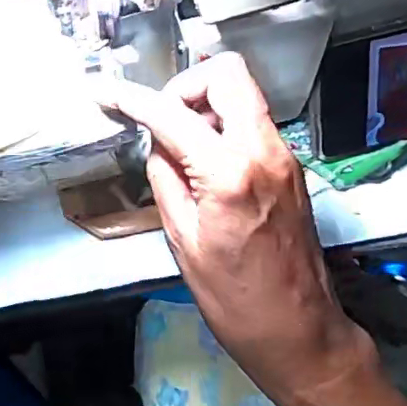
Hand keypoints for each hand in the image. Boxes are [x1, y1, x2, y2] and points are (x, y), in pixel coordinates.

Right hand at [100, 53, 372, 403]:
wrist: (300, 332)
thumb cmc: (234, 299)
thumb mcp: (182, 239)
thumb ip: (166, 178)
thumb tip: (158, 142)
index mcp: (230, 174)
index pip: (173, 113)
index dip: (132, 98)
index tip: (106, 91)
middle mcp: (265, 151)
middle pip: (227, 73)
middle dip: (185, 85)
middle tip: (162, 119)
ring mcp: (285, 156)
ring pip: (242, 94)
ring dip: (204, 105)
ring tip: (180, 148)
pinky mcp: (291, 167)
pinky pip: (252, 123)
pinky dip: (222, 126)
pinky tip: (204, 164)